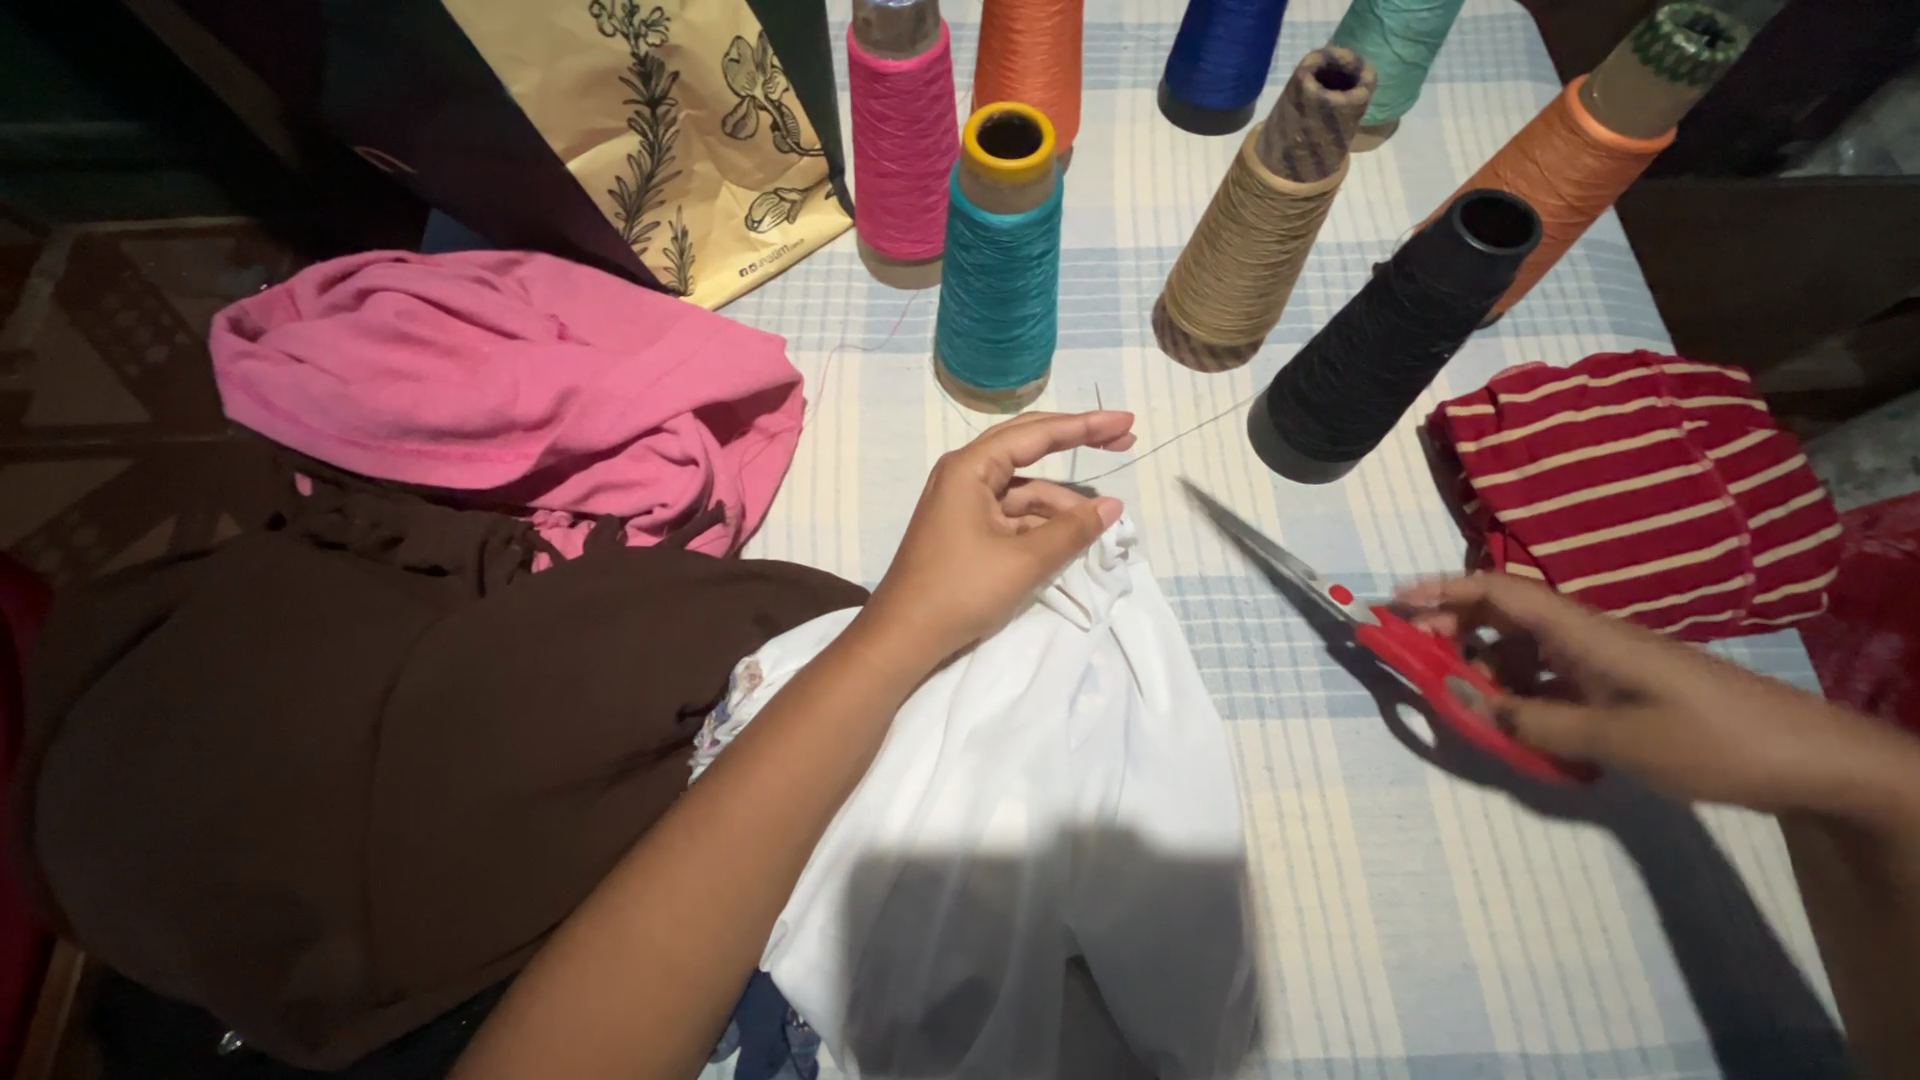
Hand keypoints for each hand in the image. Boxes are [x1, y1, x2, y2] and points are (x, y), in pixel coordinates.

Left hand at [859, 411, 1135, 666]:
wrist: (904, 636)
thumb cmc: (960, 590)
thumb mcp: (1024, 561)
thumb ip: (1072, 530)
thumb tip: (1113, 506)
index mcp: (970, 468)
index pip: (1036, 434)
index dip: (1085, 426)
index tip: (1125, 421)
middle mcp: (964, 475)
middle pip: (1029, 447)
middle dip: (1076, 445)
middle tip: (1124, 440)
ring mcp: (963, 502)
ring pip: (1024, 489)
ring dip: (1061, 502)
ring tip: (1100, 522)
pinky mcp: (966, 529)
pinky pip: (1013, 514)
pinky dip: (1042, 523)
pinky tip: (1070, 537)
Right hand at [1398, 573, 1919, 820]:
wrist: (1816, 762)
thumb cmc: (1710, 739)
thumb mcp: (1614, 740)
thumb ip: (1531, 722)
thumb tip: (1461, 702)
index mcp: (1582, 632)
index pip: (1498, 591)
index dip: (1442, 590)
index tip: (1395, 603)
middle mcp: (1584, 636)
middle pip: (1501, 614)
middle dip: (1451, 628)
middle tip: (1417, 657)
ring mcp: (1600, 661)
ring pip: (1521, 648)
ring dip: (1483, 665)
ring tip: (1461, 699)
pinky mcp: (1614, 686)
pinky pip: (1546, 677)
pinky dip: (1517, 691)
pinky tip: (1514, 722)